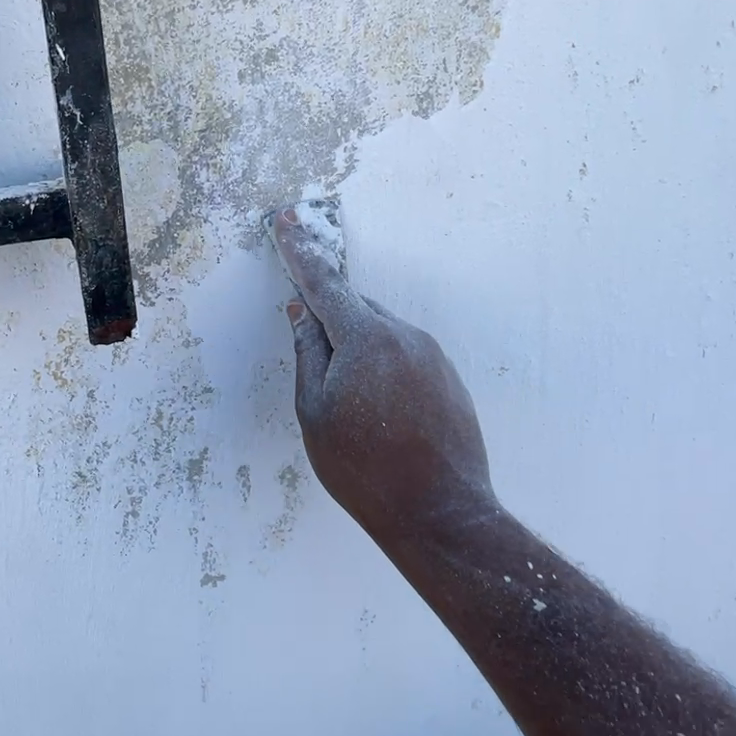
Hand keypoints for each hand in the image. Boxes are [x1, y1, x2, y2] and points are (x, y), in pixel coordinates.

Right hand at [272, 206, 496, 546]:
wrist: (441, 515)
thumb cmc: (364, 466)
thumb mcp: (314, 409)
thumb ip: (308, 352)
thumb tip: (302, 312)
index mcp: (367, 338)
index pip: (324, 283)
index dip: (300, 250)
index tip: (286, 220)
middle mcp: (405, 336)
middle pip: (354, 308)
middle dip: (329, 321)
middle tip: (315, 368)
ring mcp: (433, 357)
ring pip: (379, 333)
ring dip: (356, 349)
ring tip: (350, 406)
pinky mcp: (449, 379)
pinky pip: (402, 355)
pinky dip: (380, 367)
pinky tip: (378, 413)